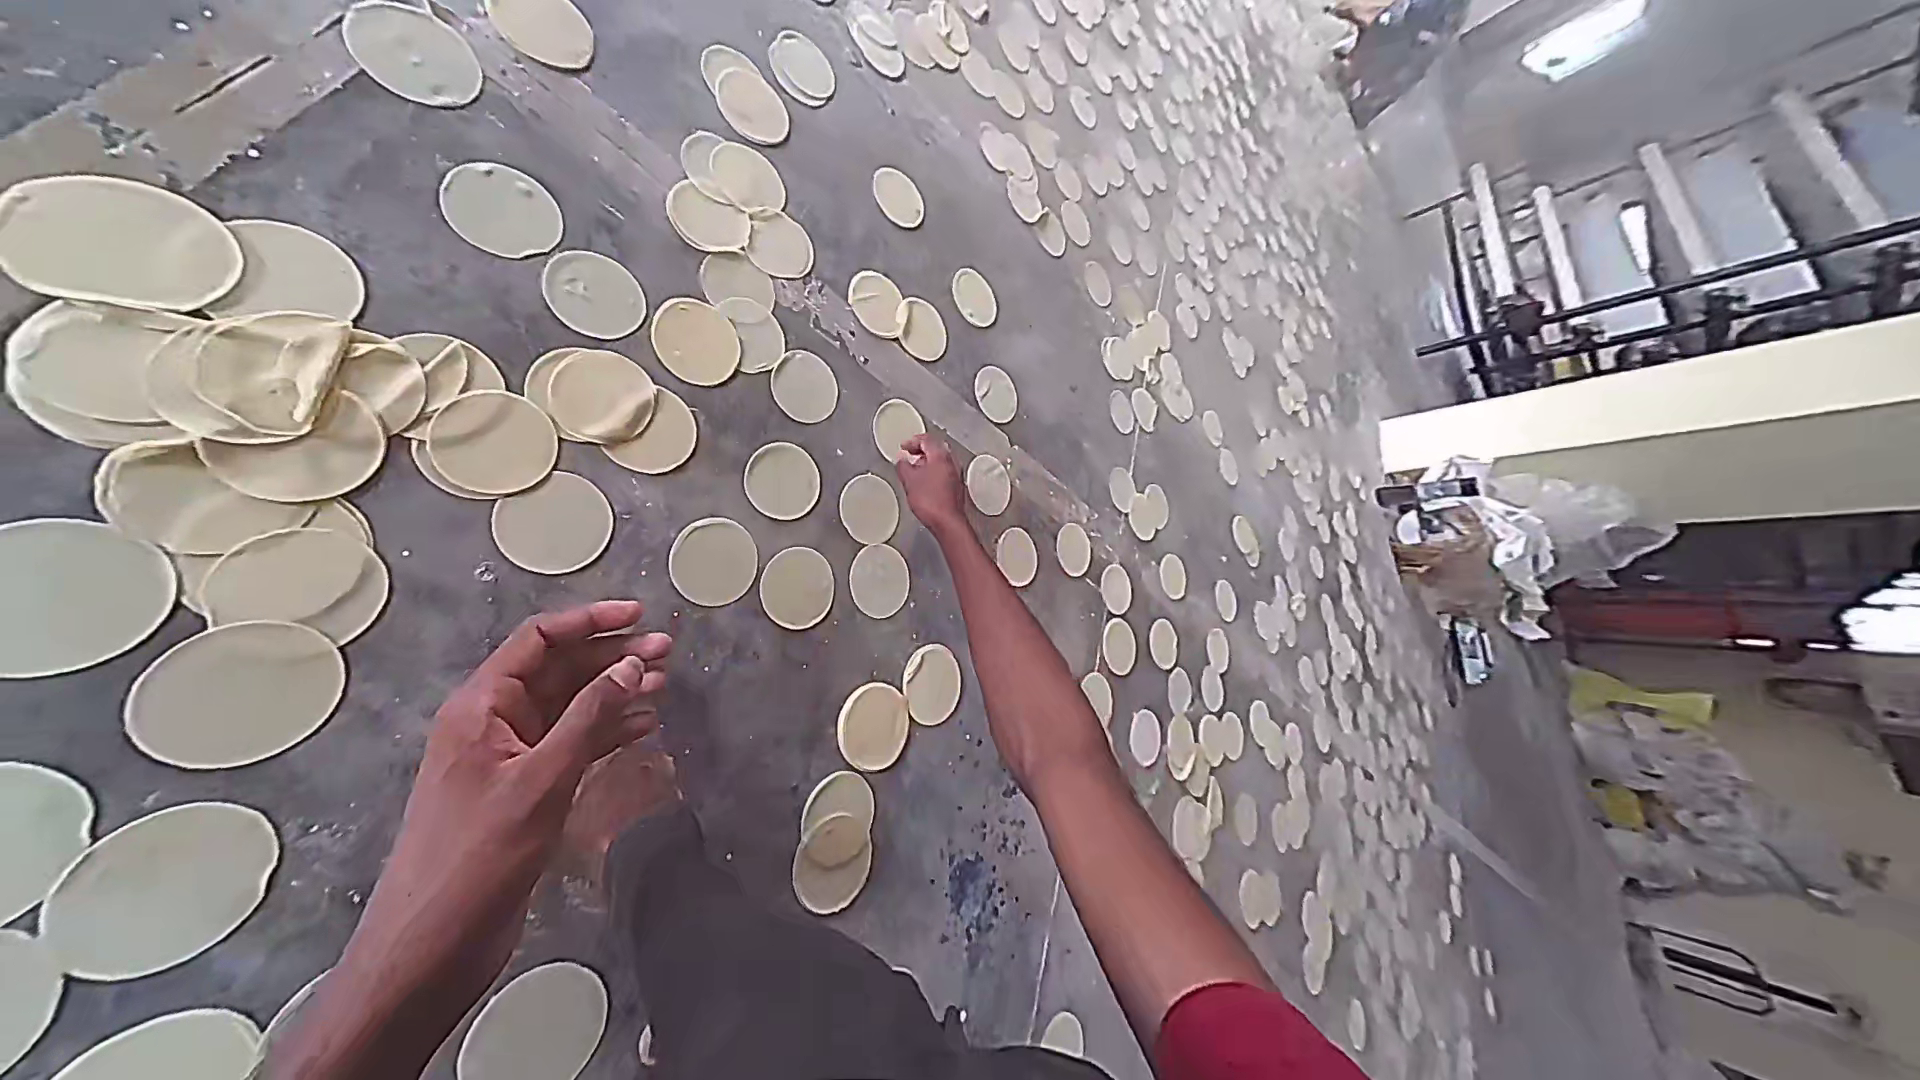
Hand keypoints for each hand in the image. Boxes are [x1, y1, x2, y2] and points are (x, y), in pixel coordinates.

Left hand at [284, 602, 670, 1078]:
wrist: (430, 948)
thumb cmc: (477, 856)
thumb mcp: (540, 779)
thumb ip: (588, 716)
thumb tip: (632, 663)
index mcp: (481, 707)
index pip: (538, 641)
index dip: (589, 621)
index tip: (639, 615)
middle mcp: (496, 721)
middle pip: (560, 670)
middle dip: (612, 656)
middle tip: (667, 652)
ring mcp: (513, 754)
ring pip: (572, 705)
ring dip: (616, 691)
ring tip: (664, 683)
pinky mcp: (529, 785)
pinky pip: (575, 740)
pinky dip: (609, 728)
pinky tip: (642, 724)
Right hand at [896, 433, 969, 536]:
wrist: (948, 522)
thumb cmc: (930, 501)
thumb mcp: (909, 481)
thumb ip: (903, 466)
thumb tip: (901, 460)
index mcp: (941, 456)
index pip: (927, 440)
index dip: (913, 441)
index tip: (904, 447)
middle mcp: (952, 463)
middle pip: (936, 448)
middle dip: (921, 450)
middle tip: (910, 454)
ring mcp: (957, 475)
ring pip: (941, 461)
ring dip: (928, 462)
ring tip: (915, 469)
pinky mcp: (957, 487)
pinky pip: (944, 472)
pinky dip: (934, 471)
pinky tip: (925, 482)